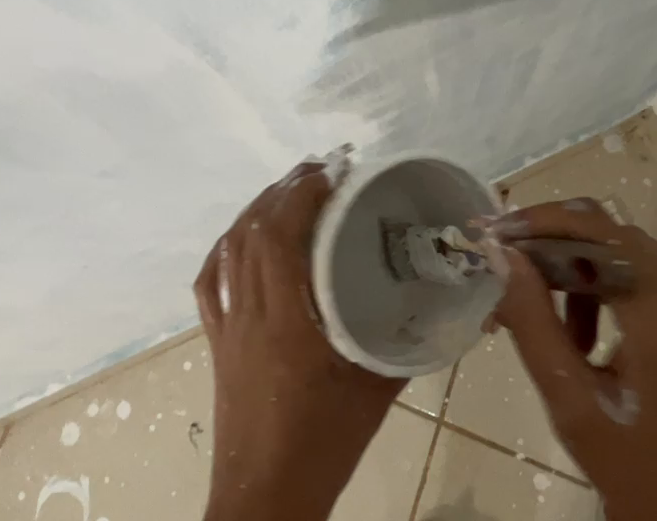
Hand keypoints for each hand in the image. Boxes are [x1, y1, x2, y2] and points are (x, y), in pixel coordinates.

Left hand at [196, 161, 404, 520]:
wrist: (263, 499)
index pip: (278, 238)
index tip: (332, 171)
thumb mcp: (374, 392)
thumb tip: (444, 303)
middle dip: (283, 189)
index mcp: (285, 324)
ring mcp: (226, 326)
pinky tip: (244, 234)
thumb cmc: (323, 446)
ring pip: (229, 249)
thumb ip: (404, 342)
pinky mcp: (217, 340)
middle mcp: (248, 314)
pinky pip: (212, 279)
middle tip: (320, 169)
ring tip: (290, 188)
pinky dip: (228, 245)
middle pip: (251, 232)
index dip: (300, 195)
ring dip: (257, 208)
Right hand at [486, 200, 656, 520]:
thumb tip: (505, 259)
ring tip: (567, 335)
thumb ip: (535, 325)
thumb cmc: (651, 485)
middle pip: (619, 239)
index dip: (539, 222)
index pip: (592, 229)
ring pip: (647, 261)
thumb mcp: (577, 409)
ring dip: (598, 274)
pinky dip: (635, 293)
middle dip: (562, 250)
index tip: (495, 236)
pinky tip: (615, 345)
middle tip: (518, 285)